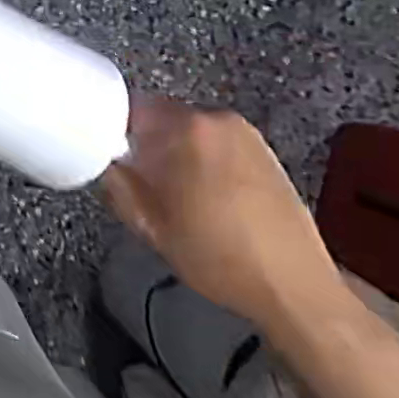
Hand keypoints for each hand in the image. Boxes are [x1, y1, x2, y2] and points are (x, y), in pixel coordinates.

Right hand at [102, 93, 344, 329]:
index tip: (103, 150)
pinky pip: (212, 141)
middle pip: (157, 116)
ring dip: (170, 150)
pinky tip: (200, 193)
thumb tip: (105, 160)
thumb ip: (114, 180)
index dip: (107, 128)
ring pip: (184, 129)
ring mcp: (245, 135)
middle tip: (133, 175)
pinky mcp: (263, 152)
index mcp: (185, 129)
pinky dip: (198, 158)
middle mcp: (217, 121)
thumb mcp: (145, 221)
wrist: (295, 290)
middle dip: (141, 141)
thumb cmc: (219, 257)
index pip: (127, 107)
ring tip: (169, 189)